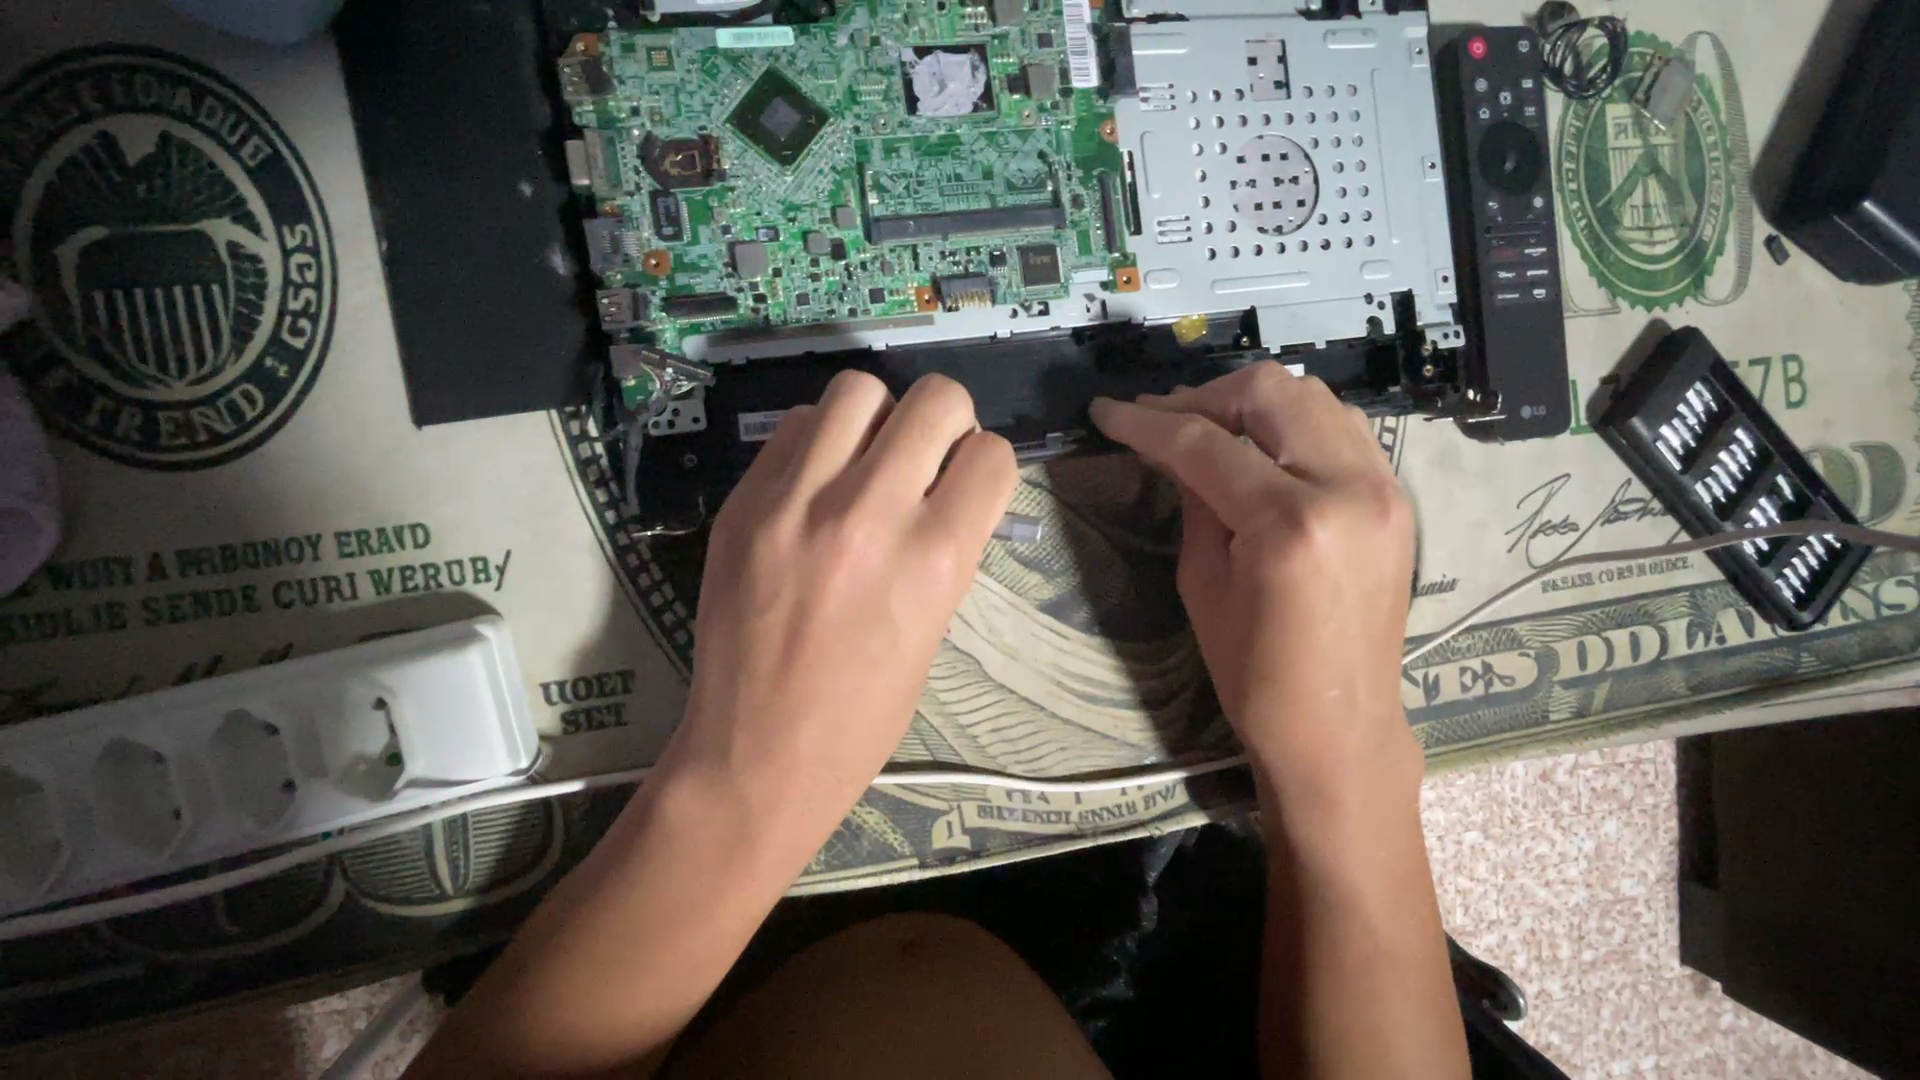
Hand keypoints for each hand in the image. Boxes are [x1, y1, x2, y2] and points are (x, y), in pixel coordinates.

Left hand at [670, 372, 1017, 835]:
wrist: (758, 753)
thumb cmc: (864, 716)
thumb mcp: (934, 629)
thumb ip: (946, 547)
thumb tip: (948, 486)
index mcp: (934, 560)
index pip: (992, 455)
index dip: (987, 468)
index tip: (968, 486)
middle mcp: (869, 513)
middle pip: (937, 399)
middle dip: (948, 422)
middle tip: (927, 458)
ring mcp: (797, 501)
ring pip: (860, 389)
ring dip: (880, 416)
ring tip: (868, 458)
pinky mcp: (744, 500)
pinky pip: (796, 425)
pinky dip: (819, 440)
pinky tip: (816, 481)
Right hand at [1089, 363, 1418, 808]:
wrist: (1338, 726)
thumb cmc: (1253, 673)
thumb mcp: (1201, 582)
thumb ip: (1193, 500)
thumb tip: (1172, 448)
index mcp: (1289, 524)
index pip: (1205, 444)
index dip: (1147, 424)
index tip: (1106, 412)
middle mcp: (1347, 487)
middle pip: (1267, 394)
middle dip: (1202, 397)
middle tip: (1160, 420)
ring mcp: (1384, 487)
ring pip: (1311, 397)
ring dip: (1249, 403)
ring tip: (1204, 426)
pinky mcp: (1395, 497)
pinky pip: (1340, 427)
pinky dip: (1292, 422)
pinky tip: (1258, 445)